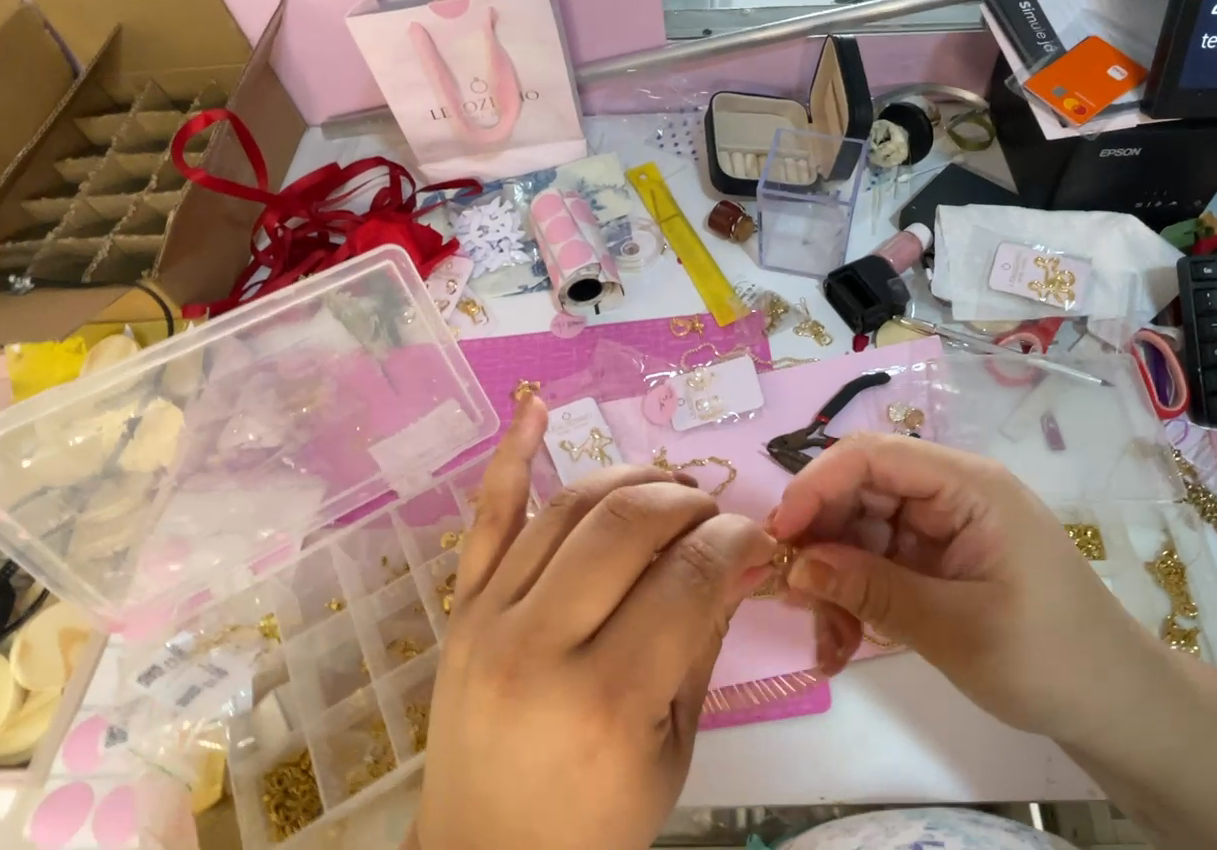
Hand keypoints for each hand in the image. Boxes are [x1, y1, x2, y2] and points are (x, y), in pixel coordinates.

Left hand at [412, 398, 777, 849]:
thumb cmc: (598, 820)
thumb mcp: (673, 745)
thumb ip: (705, 638)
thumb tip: (749, 556)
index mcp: (606, 699)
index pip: (690, 576)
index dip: (737, 541)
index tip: (757, 539)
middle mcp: (539, 646)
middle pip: (630, 523)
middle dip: (690, 504)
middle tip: (714, 517)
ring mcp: (487, 618)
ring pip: (570, 505)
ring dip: (632, 478)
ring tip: (669, 485)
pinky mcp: (459, 608)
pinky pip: (486, 518)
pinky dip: (511, 456)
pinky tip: (535, 408)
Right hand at [769, 433, 1172, 744]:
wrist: (1115, 704)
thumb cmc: (1049, 658)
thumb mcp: (955, 628)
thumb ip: (872, 590)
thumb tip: (796, 566)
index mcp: (968, 486)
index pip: (874, 457)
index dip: (817, 485)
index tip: (778, 537)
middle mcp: (950, 493)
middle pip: (859, 492)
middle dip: (820, 541)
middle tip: (792, 599)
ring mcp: (942, 526)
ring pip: (860, 531)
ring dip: (833, 580)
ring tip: (828, 642)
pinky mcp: (936, 558)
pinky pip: (877, 563)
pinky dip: (854, 597)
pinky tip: (845, 643)